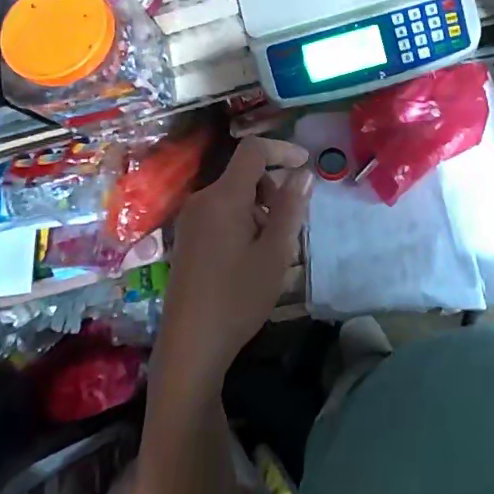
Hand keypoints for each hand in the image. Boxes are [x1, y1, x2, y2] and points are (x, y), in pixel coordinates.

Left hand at [158, 138, 312, 386]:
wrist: (190, 344)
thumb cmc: (238, 296)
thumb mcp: (275, 253)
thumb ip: (291, 208)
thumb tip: (303, 173)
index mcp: (223, 197)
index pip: (253, 151)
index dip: (282, 150)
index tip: (306, 165)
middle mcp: (202, 200)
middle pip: (244, 174)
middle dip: (273, 188)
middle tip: (292, 224)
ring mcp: (191, 220)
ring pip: (233, 196)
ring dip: (260, 208)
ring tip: (275, 247)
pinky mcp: (187, 239)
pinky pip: (220, 213)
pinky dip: (243, 221)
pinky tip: (252, 256)